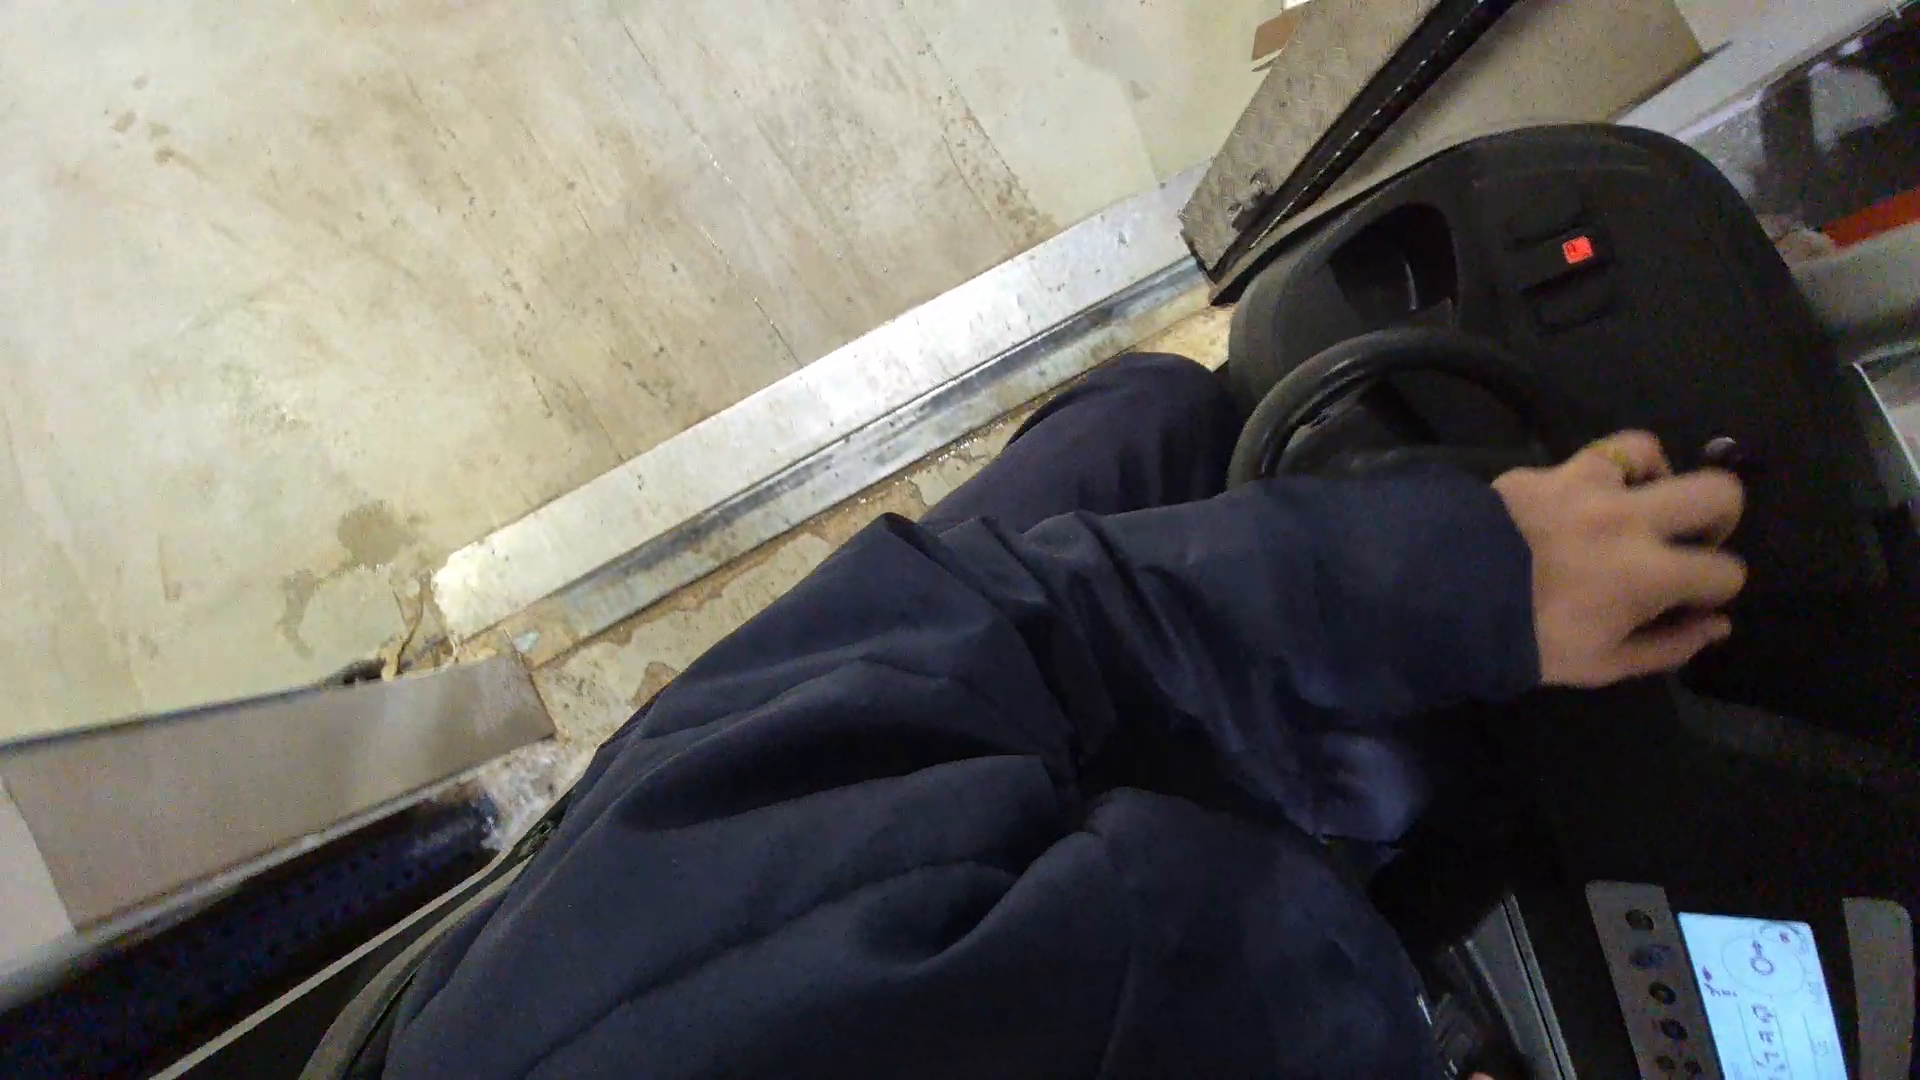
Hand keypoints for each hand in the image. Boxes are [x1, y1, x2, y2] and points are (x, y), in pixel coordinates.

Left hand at [1493, 431, 1745, 687]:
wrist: (1428, 597)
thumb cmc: (1516, 640)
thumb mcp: (1595, 665)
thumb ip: (1666, 647)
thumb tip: (1715, 624)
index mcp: (1647, 572)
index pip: (1724, 570)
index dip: (1711, 588)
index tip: (1683, 596)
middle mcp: (1624, 519)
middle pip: (1718, 490)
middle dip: (1714, 516)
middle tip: (1683, 536)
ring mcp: (1575, 488)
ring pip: (1643, 449)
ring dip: (1650, 474)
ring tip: (1631, 501)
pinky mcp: (1529, 475)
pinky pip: (1578, 459)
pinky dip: (1587, 475)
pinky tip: (1571, 499)